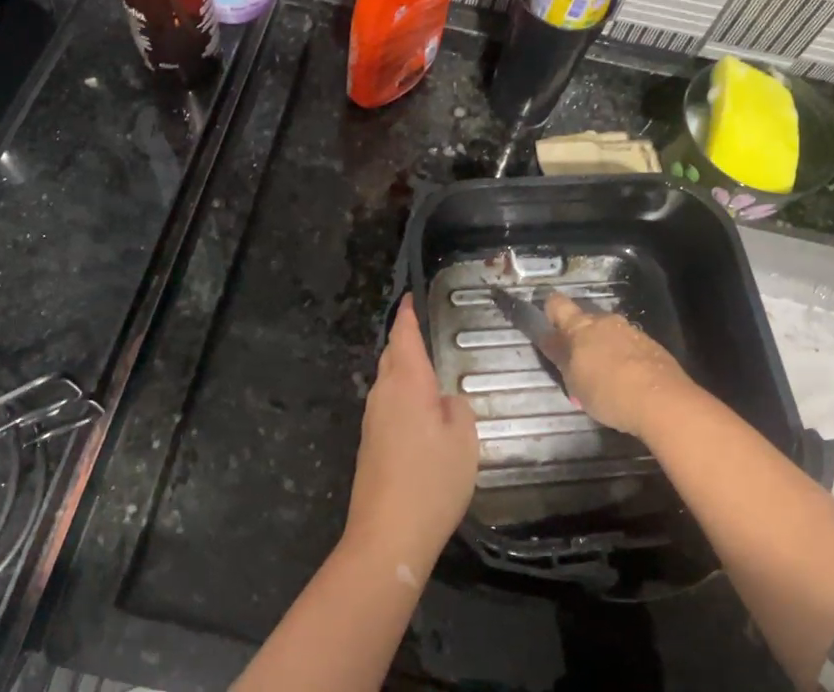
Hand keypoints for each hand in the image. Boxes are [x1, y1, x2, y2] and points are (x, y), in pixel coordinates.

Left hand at [343, 295, 478, 573]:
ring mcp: (372, 421)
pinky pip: (388, 407)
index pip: (404, 335)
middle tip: (427, 333)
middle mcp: (383, 394)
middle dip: (405, 342)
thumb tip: (444, 400)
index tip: (412, 297)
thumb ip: (457, 409)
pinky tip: (420, 414)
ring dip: (404, 372)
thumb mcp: (464, 439)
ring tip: (429, 371)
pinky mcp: (370, 446)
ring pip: (388, 382)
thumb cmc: (432, 480)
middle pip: (391, 356)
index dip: (408, 314)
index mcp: (407, 382)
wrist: (388, 535)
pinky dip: (402, 398)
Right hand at [545, 293, 696, 439]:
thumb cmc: (608, 392)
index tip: (549, 330)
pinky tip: (626, 380)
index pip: (557, 303)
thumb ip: (560, 357)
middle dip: (579, 337)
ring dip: (602, 348)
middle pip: (585, 320)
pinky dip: (623, 358)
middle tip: (576, 364)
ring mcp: (631, 331)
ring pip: (608, 333)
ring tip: (603, 376)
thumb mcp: (574, 381)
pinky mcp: (651, 345)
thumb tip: (548, 338)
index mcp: (580, 326)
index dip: (550, 312)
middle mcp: (605, 321)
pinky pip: (628, 346)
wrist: (663, 402)